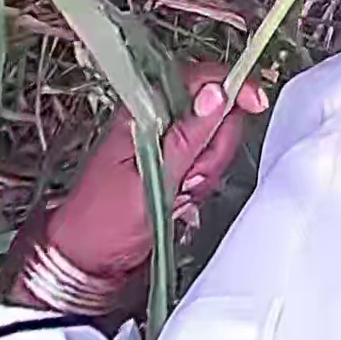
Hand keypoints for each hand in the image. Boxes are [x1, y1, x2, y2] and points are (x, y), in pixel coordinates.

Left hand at [7, 62, 267, 302]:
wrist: (84, 262)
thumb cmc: (103, 220)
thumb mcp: (149, 178)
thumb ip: (186, 136)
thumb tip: (217, 92)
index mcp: (148, 107)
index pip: (201, 77)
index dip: (233, 86)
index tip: (256, 102)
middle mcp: (162, 115)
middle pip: (217, 107)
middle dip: (215, 144)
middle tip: (192, 175)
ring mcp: (170, 136)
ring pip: (218, 135)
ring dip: (208, 166)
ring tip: (180, 190)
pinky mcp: (177, 157)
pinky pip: (210, 157)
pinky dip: (204, 179)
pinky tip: (182, 195)